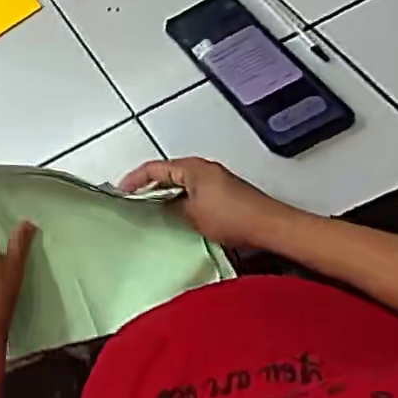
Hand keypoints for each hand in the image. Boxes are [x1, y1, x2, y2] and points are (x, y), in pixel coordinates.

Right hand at [118, 157, 310, 249]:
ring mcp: (216, 179)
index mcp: (191, 168)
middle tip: (136, 200)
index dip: (134, 180)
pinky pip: (194, 191)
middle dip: (150, 186)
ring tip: (155, 210)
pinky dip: (182, 200)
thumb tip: (162, 207)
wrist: (275, 229)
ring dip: (167, 194)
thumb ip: (170, 208)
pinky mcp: (226, 192)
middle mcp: (203, 168)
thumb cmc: (232, 218)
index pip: (153, 169)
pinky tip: (180, 215)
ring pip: (181, 183)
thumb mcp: (191, 215)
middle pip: (167, 173)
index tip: (122, 193)